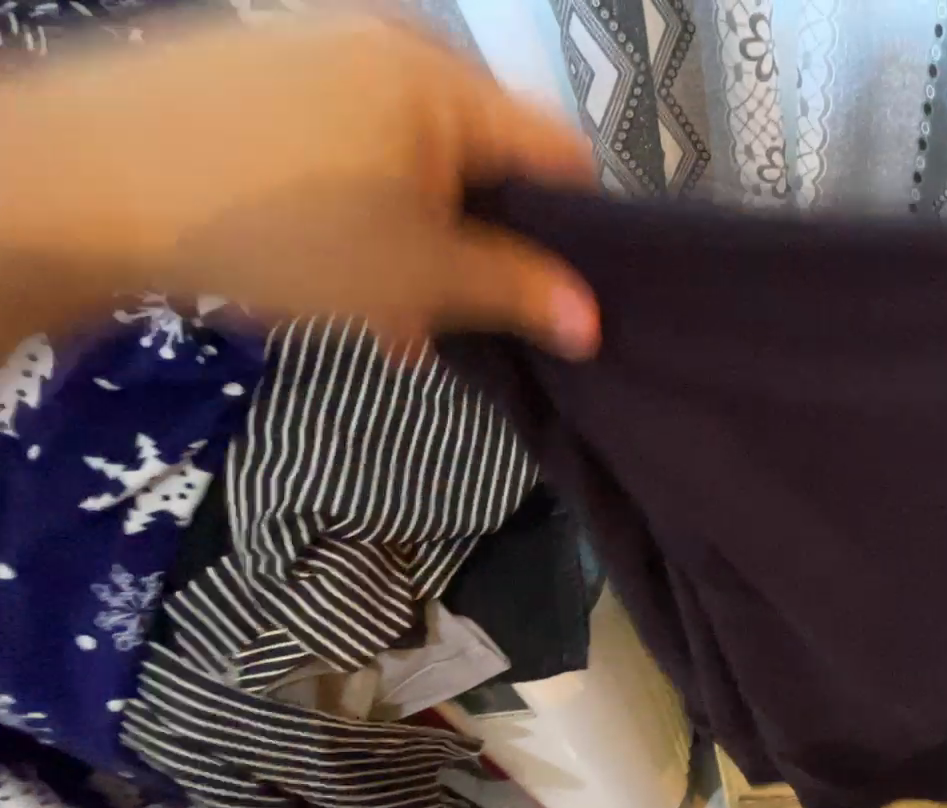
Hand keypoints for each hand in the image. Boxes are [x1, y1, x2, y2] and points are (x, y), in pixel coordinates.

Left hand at [0, 15, 599, 357]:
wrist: (56, 183)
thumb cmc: (275, 229)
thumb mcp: (421, 274)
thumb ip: (521, 293)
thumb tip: (592, 323)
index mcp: (442, 82)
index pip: (561, 153)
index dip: (575, 225)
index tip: (557, 284)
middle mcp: (390, 47)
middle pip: (489, 159)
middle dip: (490, 242)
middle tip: (467, 308)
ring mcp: (319, 49)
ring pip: (423, 159)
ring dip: (429, 237)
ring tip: (396, 306)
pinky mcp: (263, 68)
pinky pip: (358, 141)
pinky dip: (372, 204)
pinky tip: (342, 261)